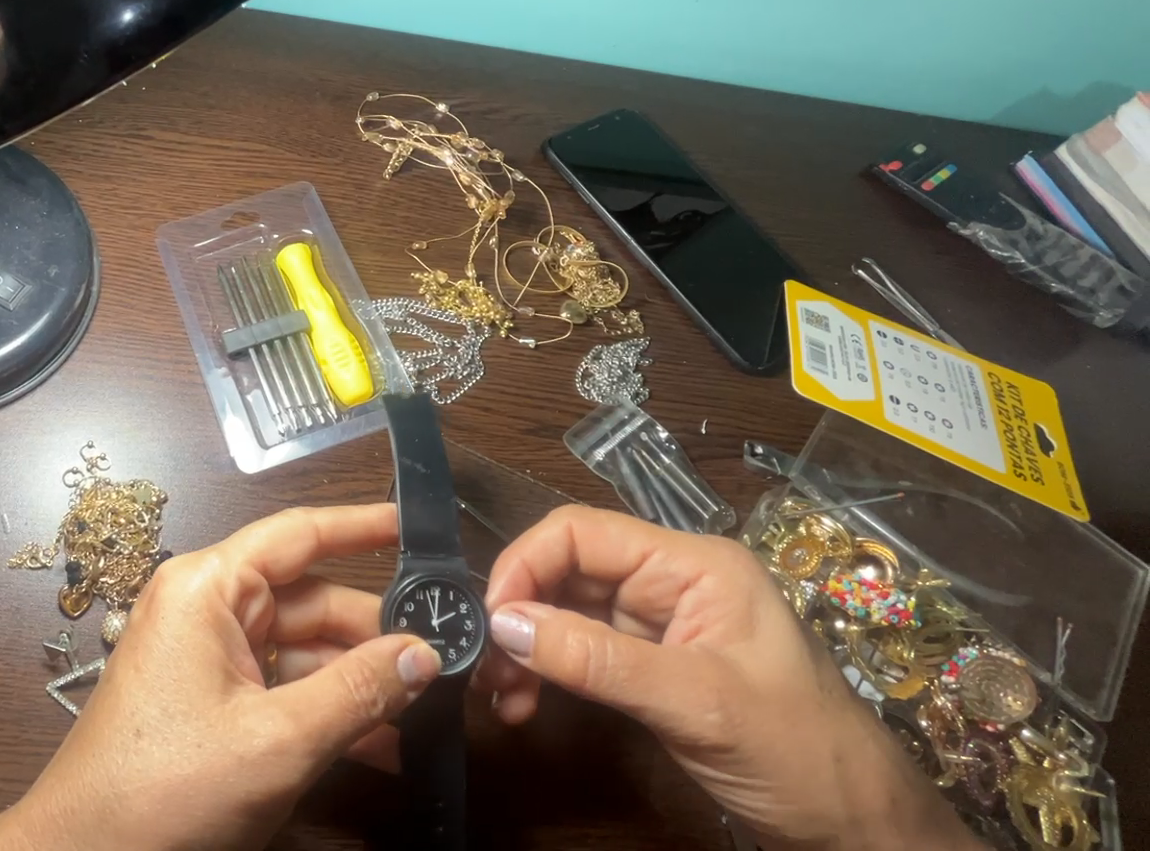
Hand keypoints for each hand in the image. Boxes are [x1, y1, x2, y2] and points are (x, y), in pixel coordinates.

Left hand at [0, 504, 441, 850]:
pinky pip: (281, 685)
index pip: (298, 534)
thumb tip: (424, 655)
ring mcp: (209, 651)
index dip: (362, 525)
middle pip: (309, 600)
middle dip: (373, 633)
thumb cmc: (163, 788)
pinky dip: (326, 709)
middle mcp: (208, 606)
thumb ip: (356, 693)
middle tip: (442, 658)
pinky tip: (381, 745)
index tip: (416, 525)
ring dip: (357, 682)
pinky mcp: (212, 694)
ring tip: (424, 710)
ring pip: (302, 649)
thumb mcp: (275, 741)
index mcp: (209, 587)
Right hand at [474, 505, 979, 850]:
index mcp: (690, 564)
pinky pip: (575, 649)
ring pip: (562, 611)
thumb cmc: (801, 756)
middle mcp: (666, 581)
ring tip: (502, 693)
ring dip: (524, 648)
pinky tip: (524, 702)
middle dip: (519, 613)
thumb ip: (596, 659)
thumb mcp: (697, 704)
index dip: (526, 563)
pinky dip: (543, 671)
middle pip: (565, 570)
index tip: (490, 616)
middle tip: (487, 664)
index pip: (582, 533)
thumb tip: (501, 623)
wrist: (867, 836)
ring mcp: (655, 622)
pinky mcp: (645, 662)